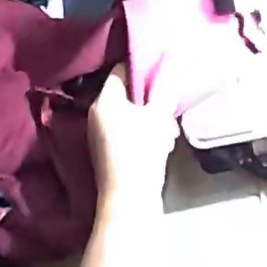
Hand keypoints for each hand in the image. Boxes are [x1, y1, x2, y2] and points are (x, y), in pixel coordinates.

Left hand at [87, 66, 177, 206]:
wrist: (129, 202)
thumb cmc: (141, 150)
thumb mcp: (159, 114)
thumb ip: (164, 88)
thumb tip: (168, 65)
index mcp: (104, 100)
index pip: (122, 68)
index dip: (143, 64)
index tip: (162, 65)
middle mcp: (96, 114)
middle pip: (128, 92)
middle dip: (151, 96)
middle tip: (170, 99)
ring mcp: (100, 135)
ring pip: (130, 112)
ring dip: (152, 115)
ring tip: (170, 127)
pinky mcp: (107, 153)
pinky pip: (128, 130)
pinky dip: (145, 131)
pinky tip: (164, 142)